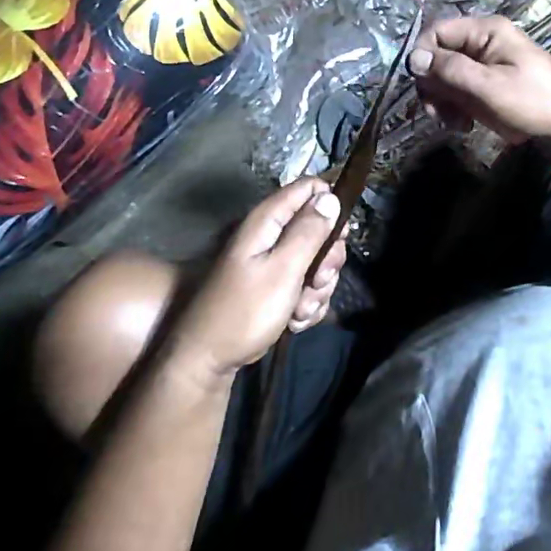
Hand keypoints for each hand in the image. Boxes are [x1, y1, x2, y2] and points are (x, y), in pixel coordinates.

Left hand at [166, 178, 347, 382]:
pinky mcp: (275, 287)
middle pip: (318, 228)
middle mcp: (270, 236)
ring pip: (316, 262)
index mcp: (267, 221)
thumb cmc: (245, 311)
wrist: (210, 361)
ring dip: (317, 288)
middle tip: (317, 281)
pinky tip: (295, 320)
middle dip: (327, 259)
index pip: (308, 189)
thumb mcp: (283, 270)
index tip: (340, 235)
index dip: (330, 205)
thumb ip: (309, 231)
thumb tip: (331, 197)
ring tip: (300, 310)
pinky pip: (306, 286)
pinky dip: (306, 304)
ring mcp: (273, 263)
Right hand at [406, 15, 550, 143]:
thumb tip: (413, 58)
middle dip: (433, 86)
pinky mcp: (486, 82)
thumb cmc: (534, 101)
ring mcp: (484, 62)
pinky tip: (464, 124)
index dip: (423, 58)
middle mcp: (482, 41)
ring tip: (456, 125)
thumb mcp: (489, 87)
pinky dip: (455, 107)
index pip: (436, 32)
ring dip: (443, 101)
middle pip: (437, 56)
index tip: (423, 88)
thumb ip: (451, 71)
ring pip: (444, 76)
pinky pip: (458, 90)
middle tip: (439, 114)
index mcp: (485, 31)